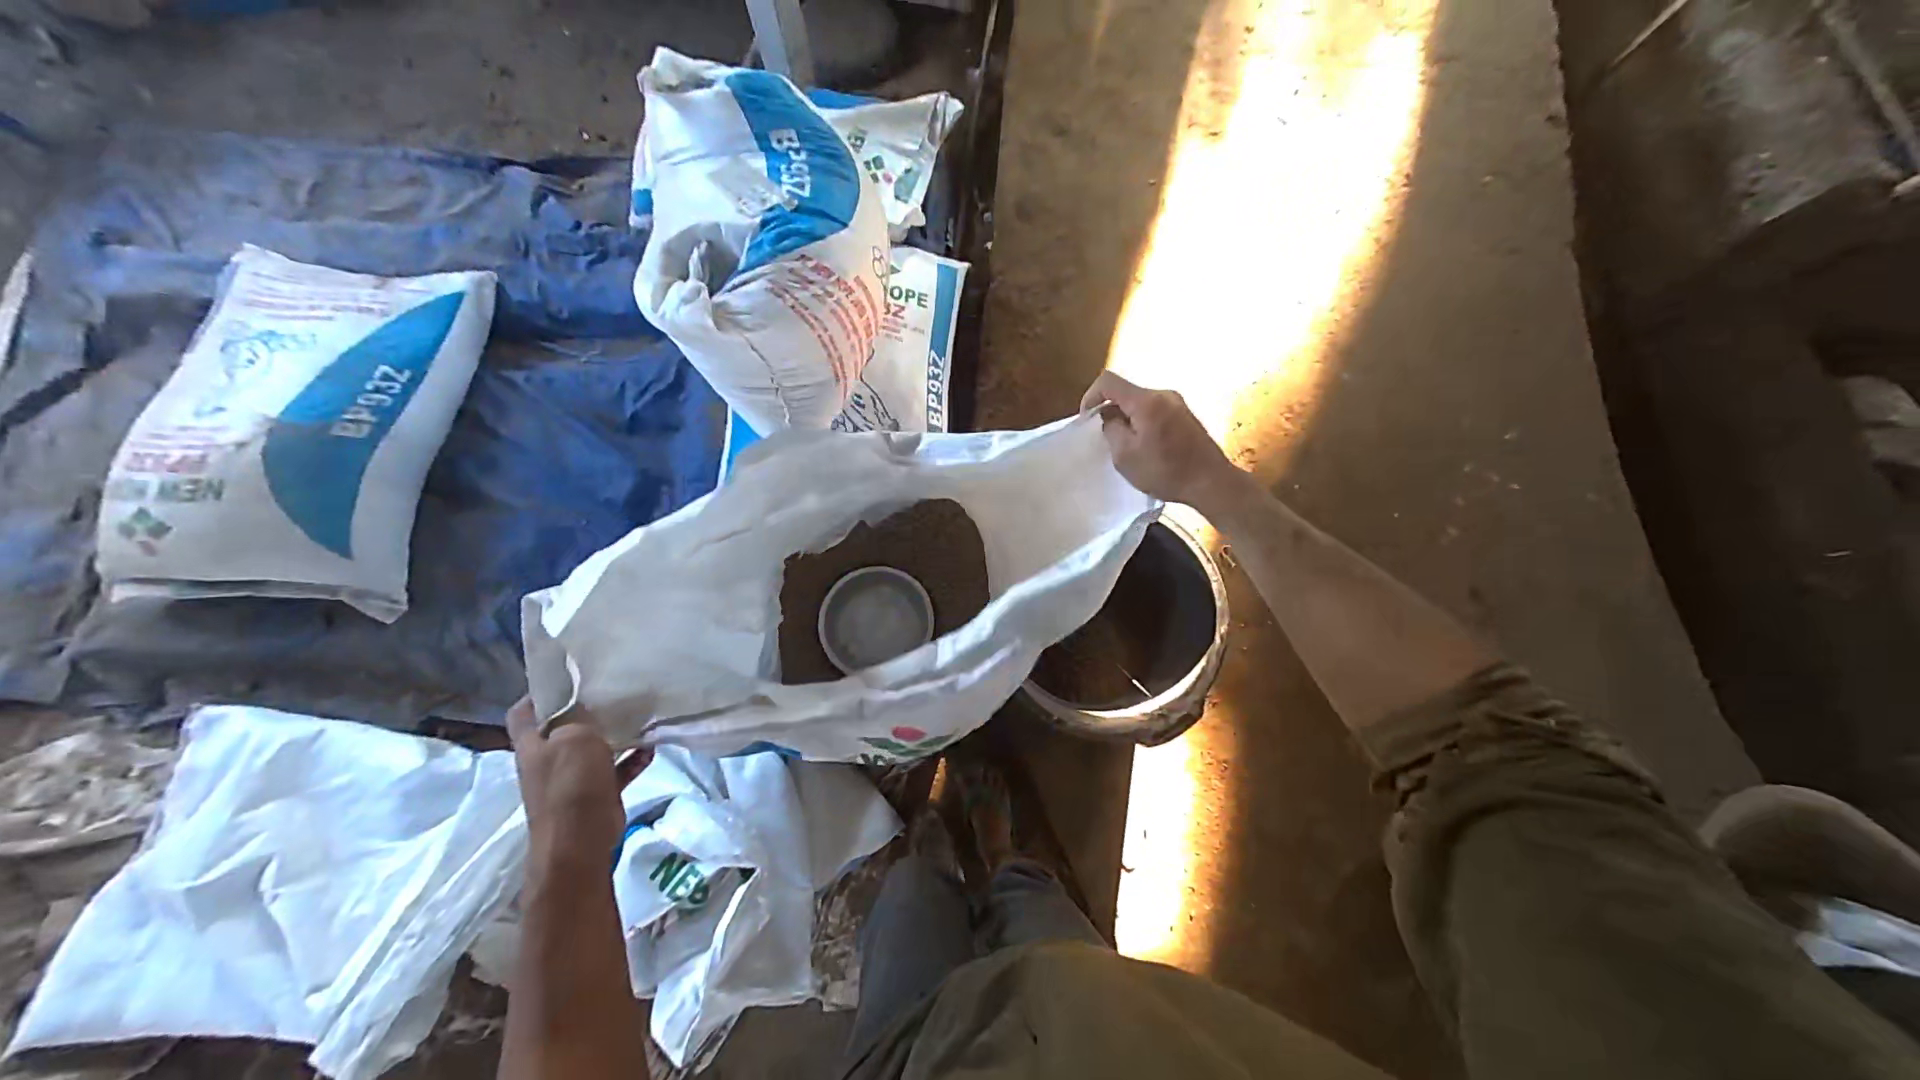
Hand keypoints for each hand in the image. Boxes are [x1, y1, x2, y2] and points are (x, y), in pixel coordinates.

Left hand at [506, 699, 646, 863]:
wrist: (578, 845)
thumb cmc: (570, 786)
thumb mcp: (574, 739)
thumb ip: (580, 719)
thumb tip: (588, 708)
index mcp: (532, 746)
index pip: (523, 712)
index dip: (539, 693)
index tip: (568, 677)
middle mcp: (547, 760)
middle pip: (562, 727)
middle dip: (585, 710)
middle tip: (611, 691)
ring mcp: (570, 779)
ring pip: (592, 748)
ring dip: (613, 734)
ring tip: (637, 716)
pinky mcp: (594, 794)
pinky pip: (615, 770)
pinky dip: (631, 759)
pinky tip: (651, 748)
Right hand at [1081, 371, 1248, 511]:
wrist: (1211, 482)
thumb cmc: (1165, 471)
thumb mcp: (1125, 456)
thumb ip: (1111, 429)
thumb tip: (1109, 415)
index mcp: (1146, 401)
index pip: (1108, 381)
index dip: (1091, 395)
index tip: (1087, 418)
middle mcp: (1163, 394)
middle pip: (1126, 392)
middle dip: (1110, 410)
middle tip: (1105, 437)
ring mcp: (1177, 403)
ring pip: (1140, 402)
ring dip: (1127, 418)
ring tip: (1126, 445)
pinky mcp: (1186, 415)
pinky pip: (1155, 410)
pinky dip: (1143, 422)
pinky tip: (1146, 447)